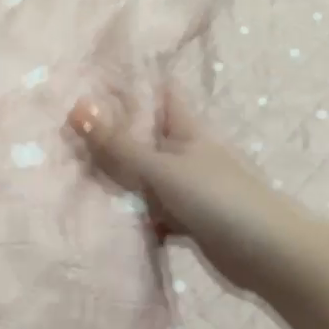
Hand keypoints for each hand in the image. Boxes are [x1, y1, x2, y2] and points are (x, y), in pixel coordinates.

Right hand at [67, 88, 307, 294]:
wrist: (266, 254)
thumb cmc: (218, 198)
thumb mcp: (162, 169)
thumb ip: (119, 145)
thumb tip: (76, 106)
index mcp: (187, 130)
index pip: (159, 93)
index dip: (131, 82)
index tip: (91, 75)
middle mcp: (186, 154)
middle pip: (144, 137)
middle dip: (111, 133)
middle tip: (61, 128)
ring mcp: (187, 189)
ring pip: (143, 177)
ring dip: (117, 179)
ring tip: (68, 171)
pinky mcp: (186, 222)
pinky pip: (150, 212)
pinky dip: (132, 215)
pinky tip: (101, 217)